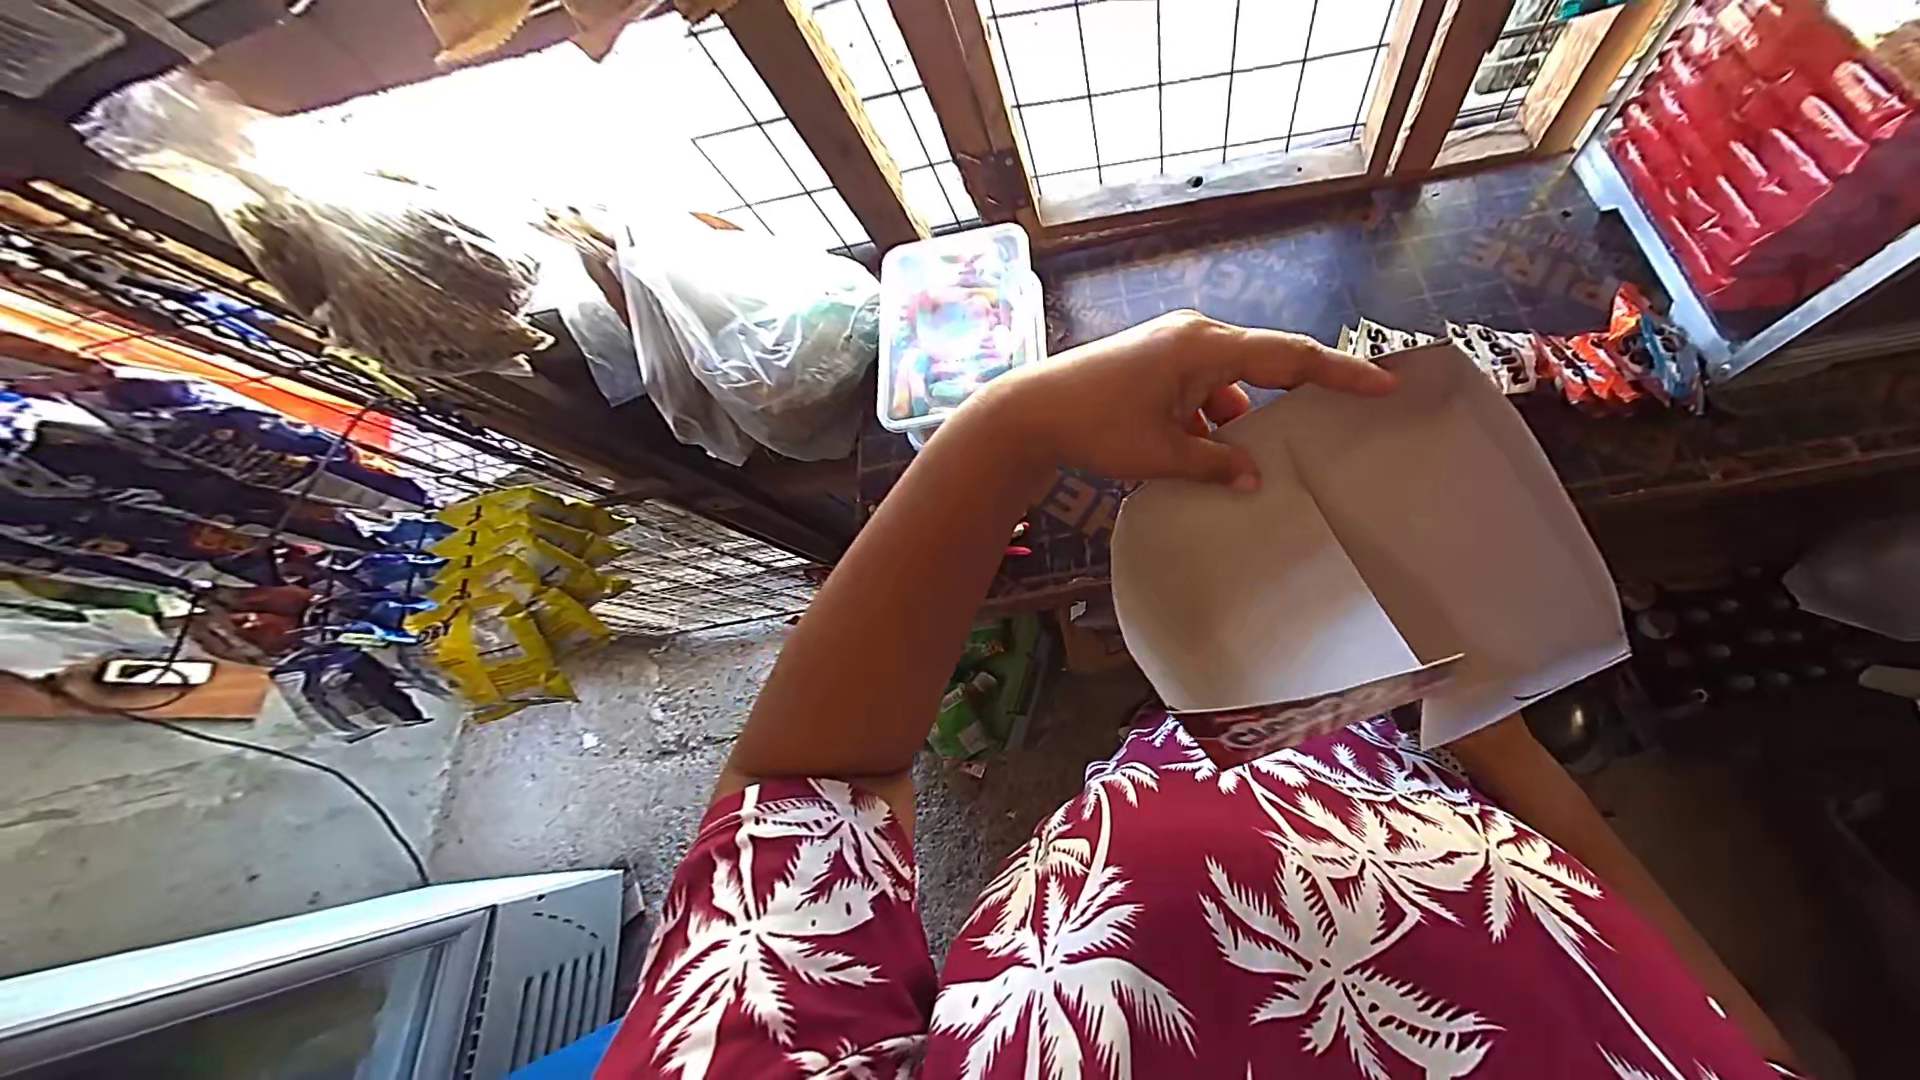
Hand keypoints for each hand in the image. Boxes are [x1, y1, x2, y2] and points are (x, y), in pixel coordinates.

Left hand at [973, 309, 1397, 490]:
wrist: (1030, 412)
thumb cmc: (1095, 426)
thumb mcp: (1161, 452)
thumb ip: (1214, 463)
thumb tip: (1254, 479)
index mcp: (1204, 347)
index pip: (1289, 356)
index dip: (1339, 372)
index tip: (1383, 384)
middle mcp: (1191, 335)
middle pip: (1257, 366)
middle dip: (1277, 403)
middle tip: (1306, 433)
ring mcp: (1166, 346)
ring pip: (1221, 382)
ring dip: (1229, 419)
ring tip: (1231, 460)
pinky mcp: (1147, 361)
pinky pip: (1193, 387)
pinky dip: (1201, 416)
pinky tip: (1194, 450)